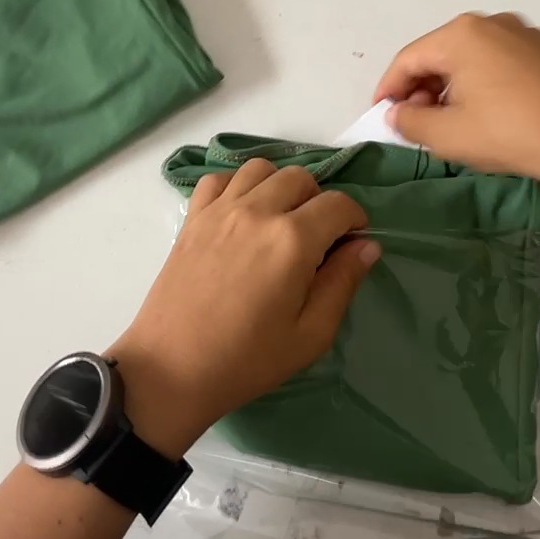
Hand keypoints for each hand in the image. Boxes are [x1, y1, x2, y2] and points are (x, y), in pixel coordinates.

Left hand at [108, 159, 379, 458]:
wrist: (172, 369)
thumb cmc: (247, 360)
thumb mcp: (310, 334)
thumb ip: (342, 282)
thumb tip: (367, 245)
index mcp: (292, 240)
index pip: (338, 204)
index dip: (354, 220)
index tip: (351, 244)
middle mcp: (257, 211)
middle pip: (300, 178)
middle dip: (318, 201)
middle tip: (316, 238)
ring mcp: (219, 210)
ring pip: (260, 169)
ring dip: (279, 186)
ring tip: (279, 221)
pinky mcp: (192, 218)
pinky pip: (218, 179)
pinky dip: (236, 185)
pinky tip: (241, 214)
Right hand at [373, 13, 539, 206]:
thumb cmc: (512, 133)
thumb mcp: (447, 136)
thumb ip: (410, 121)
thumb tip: (398, 113)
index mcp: (461, 35)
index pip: (408, 59)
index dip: (389, 89)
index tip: (383, 115)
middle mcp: (495, 25)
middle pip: (443, 54)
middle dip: (424, 88)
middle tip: (419, 123)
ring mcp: (530, 36)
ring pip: (477, 59)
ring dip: (457, 88)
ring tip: (457, 123)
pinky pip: (508, 66)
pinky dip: (490, 86)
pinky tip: (499, 118)